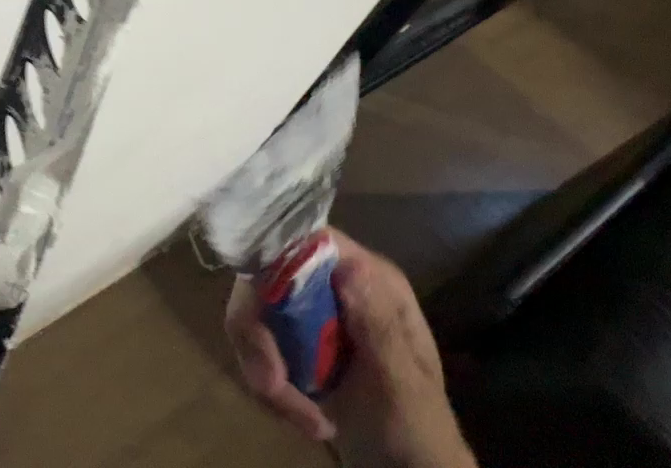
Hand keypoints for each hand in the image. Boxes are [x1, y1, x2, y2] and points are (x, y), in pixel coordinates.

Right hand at [226, 231, 474, 467]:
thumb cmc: (419, 429)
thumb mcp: (403, 382)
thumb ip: (378, 326)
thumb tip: (347, 266)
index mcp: (369, 279)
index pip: (305, 242)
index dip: (271, 266)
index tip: (260, 319)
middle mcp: (334, 283)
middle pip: (264, 278)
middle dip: (258, 337)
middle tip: (272, 388)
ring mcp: (310, 309)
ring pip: (252, 314)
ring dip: (262, 368)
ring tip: (302, 418)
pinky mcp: (292, 337)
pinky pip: (254, 343)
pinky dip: (265, 380)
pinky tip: (298, 415)